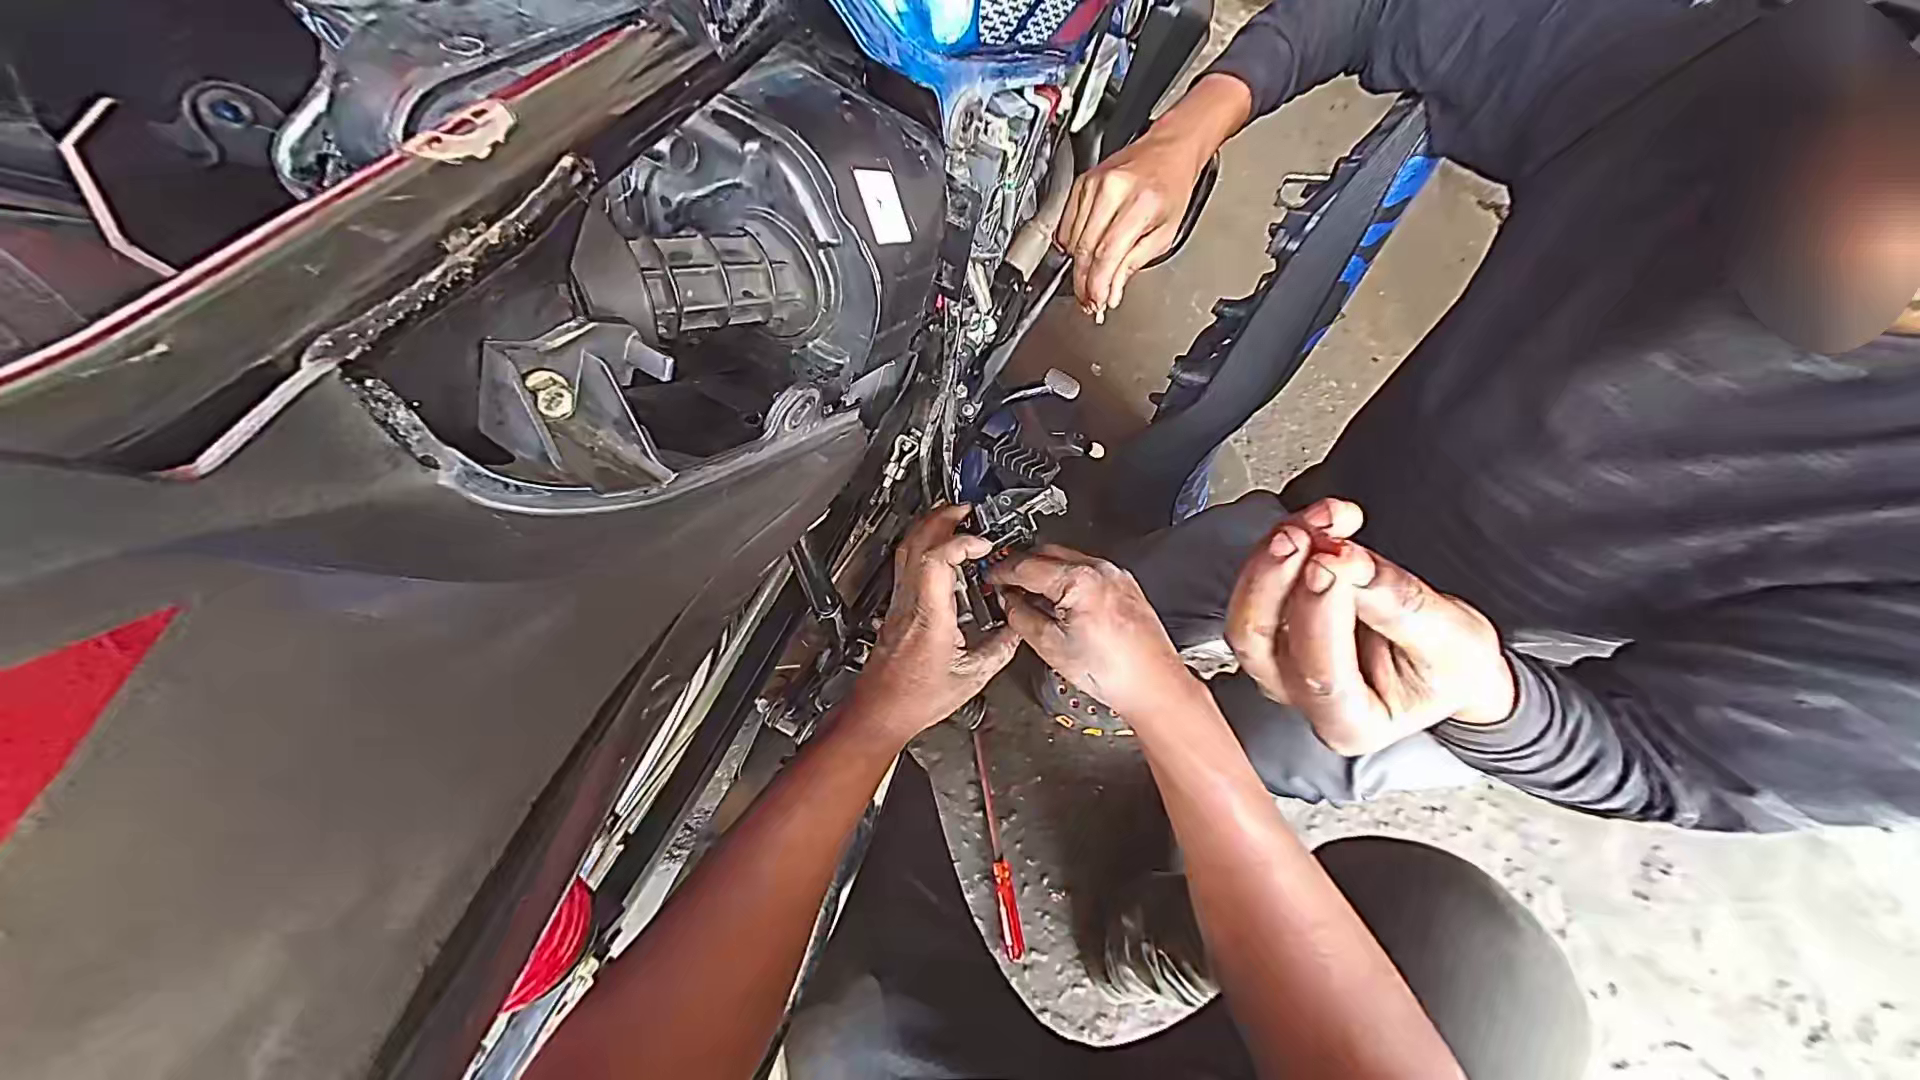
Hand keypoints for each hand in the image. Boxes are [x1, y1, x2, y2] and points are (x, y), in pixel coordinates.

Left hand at [846, 505, 1018, 741]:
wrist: (881, 710)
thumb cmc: (915, 698)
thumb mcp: (972, 676)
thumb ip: (1000, 648)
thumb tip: (1016, 629)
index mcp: (930, 616)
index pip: (936, 559)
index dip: (961, 542)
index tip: (983, 544)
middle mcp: (910, 603)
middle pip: (916, 543)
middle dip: (942, 518)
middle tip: (966, 510)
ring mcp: (899, 603)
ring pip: (906, 550)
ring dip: (929, 527)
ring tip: (952, 519)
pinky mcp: (896, 608)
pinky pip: (906, 565)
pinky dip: (924, 547)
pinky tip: (940, 552)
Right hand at [988, 545, 1196, 721]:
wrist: (1153, 685)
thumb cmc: (1114, 672)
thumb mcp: (1050, 646)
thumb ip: (1020, 617)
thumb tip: (1008, 602)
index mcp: (1079, 580)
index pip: (1027, 566)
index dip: (1002, 571)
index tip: (991, 576)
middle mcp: (1100, 570)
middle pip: (1047, 553)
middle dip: (1022, 566)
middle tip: (1005, 583)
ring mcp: (1115, 575)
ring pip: (1067, 560)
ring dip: (1044, 571)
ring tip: (1030, 595)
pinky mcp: (1124, 585)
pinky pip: (1087, 571)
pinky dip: (1066, 579)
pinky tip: (1059, 600)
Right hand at [1058, 74, 1250, 314]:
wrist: (1169, 149)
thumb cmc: (1172, 186)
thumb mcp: (1164, 234)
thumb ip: (1133, 265)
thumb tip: (1110, 292)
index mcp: (1139, 202)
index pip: (1106, 255)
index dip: (1097, 286)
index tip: (1097, 303)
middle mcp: (1112, 190)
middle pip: (1085, 251)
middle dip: (1085, 283)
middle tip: (1089, 300)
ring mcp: (1093, 185)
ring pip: (1072, 242)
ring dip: (1077, 268)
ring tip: (1089, 281)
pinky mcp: (1081, 184)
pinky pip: (1066, 227)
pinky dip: (1071, 248)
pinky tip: (1084, 256)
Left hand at [1225, 499, 1515, 755]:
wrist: (1439, 650)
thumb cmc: (1449, 662)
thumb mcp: (1452, 641)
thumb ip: (1398, 605)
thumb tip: (1348, 564)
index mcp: (1349, 724)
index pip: (1319, 672)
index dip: (1319, 614)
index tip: (1330, 564)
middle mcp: (1297, 696)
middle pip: (1257, 638)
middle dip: (1273, 579)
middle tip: (1300, 536)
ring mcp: (1274, 661)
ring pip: (1245, 609)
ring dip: (1271, 557)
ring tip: (1311, 523)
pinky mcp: (1270, 623)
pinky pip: (1258, 584)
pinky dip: (1283, 547)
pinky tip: (1314, 521)